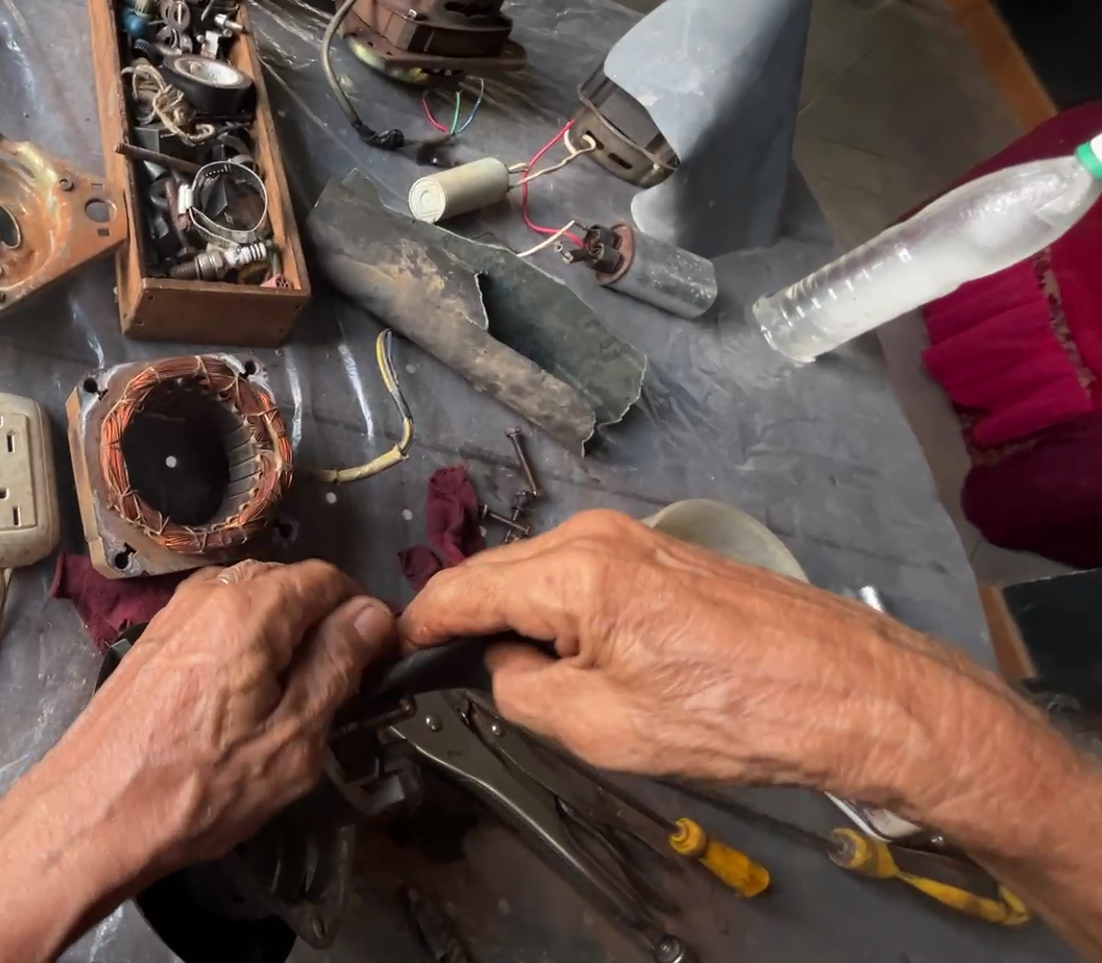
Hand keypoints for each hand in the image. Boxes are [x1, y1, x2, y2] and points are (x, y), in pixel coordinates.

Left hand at [0, 558, 391, 961]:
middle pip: (289, 584)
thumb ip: (337, 664)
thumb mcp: (292, 738)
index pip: (327, 578)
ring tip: (285, 703)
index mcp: (250, 607)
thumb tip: (372, 615)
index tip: (373, 658)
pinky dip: (245, 645)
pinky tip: (240, 700)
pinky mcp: (158, 634)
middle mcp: (210, 592)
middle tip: (333, 691)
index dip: (360, 615)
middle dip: (321, 627)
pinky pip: (220, 620)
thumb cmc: (196, 786)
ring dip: (283, 638)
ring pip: (254, 603)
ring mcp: (177, 609)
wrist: (95, 808)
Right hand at [398, 510, 1075, 833]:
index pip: (458, 590)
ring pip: (525, 568)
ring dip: (504, 609)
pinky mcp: (649, 544)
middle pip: (487, 571)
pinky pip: (566, 567)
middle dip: (457, 616)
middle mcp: (584, 533)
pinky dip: (544, 601)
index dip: (416, 622)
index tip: (389, 649)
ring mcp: (621, 532)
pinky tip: (557, 640)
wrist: (871, 696)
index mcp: (569, 572)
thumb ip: (519, 688)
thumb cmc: (731, 718)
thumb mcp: (602, 729)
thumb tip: (502, 661)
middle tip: (440, 665)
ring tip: (503, 662)